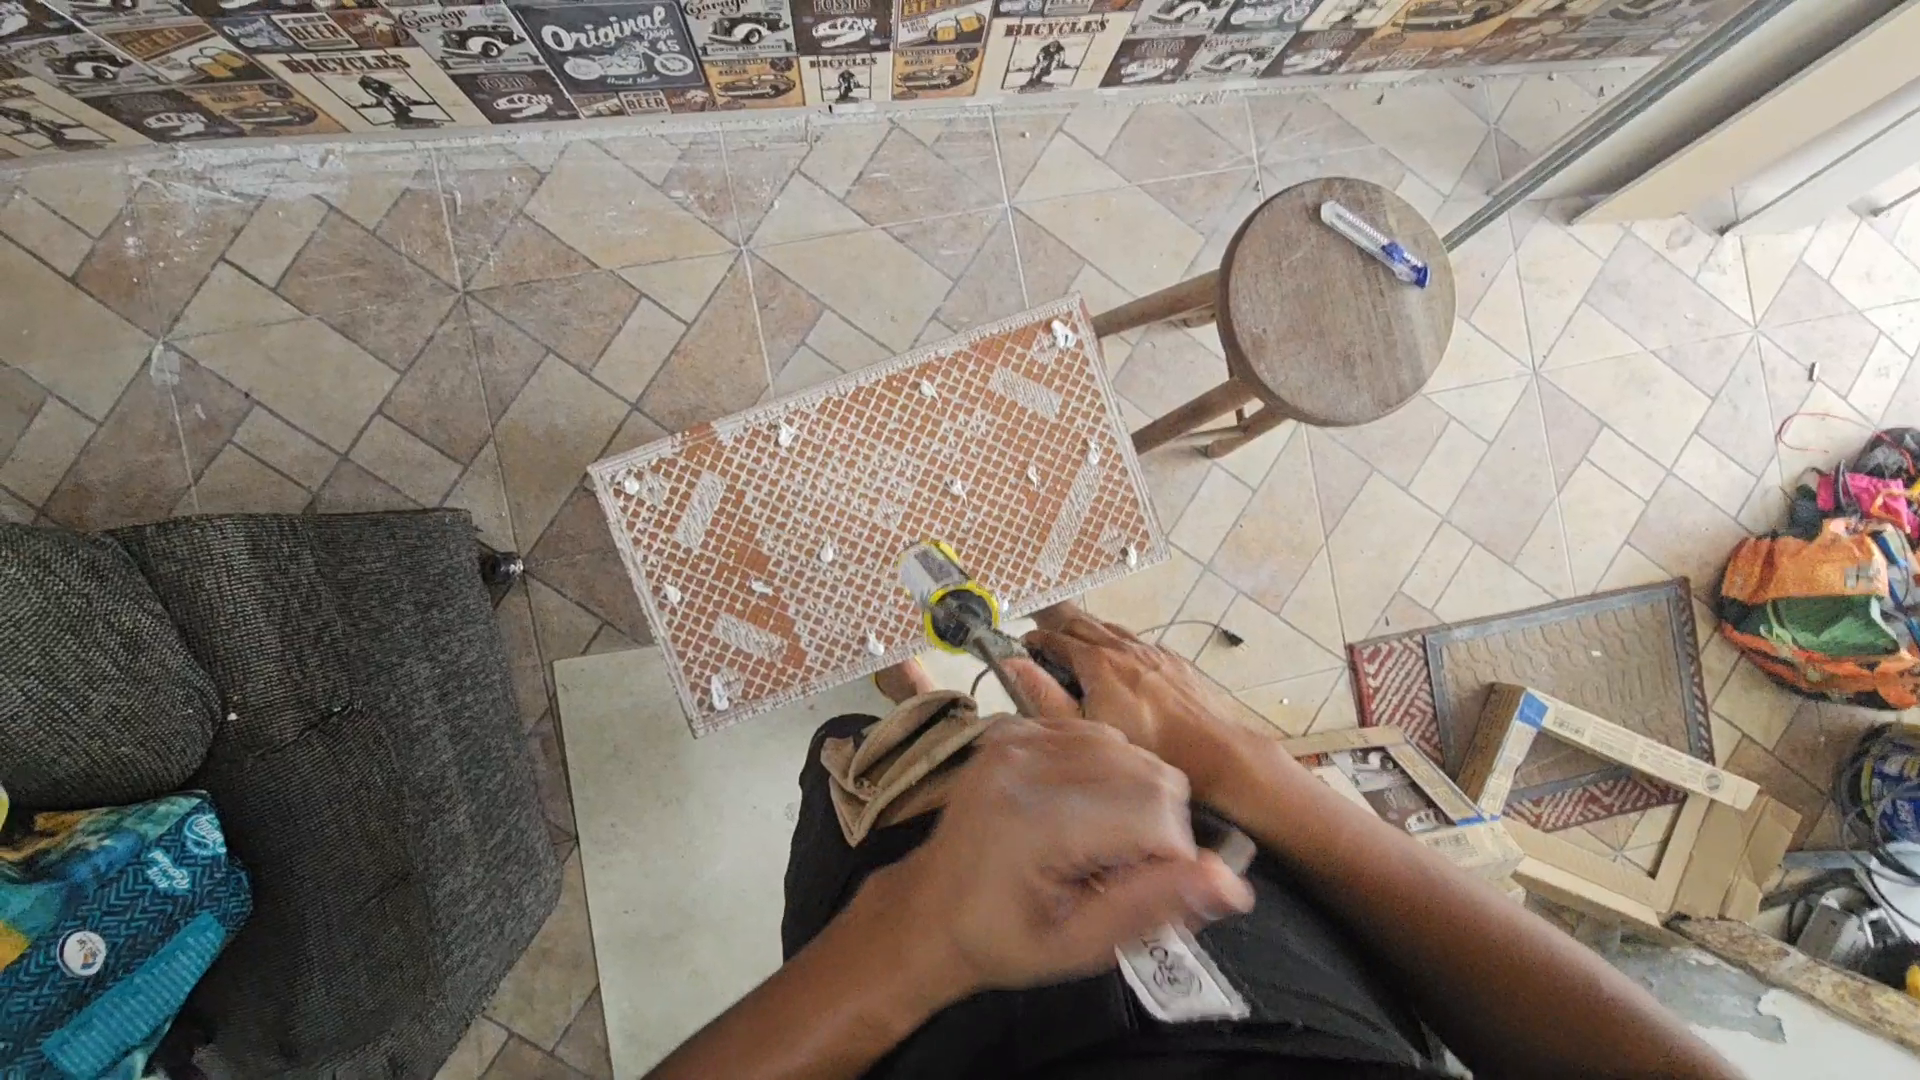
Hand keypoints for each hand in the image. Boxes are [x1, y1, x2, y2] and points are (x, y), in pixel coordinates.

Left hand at [855, 715, 1252, 1000]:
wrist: (929, 908)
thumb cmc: (1002, 938)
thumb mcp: (1078, 945)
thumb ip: (1153, 907)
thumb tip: (1230, 879)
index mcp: (1037, 819)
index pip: (1155, 808)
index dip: (1171, 853)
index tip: (1144, 886)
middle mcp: (1026, 763)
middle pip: (1147, 771)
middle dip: (1157, 822)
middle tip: (1121, 865)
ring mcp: (1015, 738)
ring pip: (1124, 745)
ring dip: (1132, 792)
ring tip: (1099, 838)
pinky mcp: (1011, 728)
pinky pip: (1089, 732)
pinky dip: (1103, 767)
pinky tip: (1079, 805)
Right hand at [1010, 604, 1249, 796]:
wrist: (1217, 752)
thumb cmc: (1148, 747)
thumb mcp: (1085, 728)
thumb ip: (1044, 695)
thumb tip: (1011, 663)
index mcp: (1097, 662)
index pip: (1056, 638)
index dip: (1036, 639)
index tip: (1024, 644)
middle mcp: (1124, 647)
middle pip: (1082, 622)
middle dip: (1058, 623)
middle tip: (1043, 631)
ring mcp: (1152, 651)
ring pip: (1111, 629)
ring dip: (1088, 630)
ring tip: (1076, 641)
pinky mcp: (1174, 661)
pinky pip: (1137, 641)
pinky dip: (1117, 642)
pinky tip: (1119, 659)